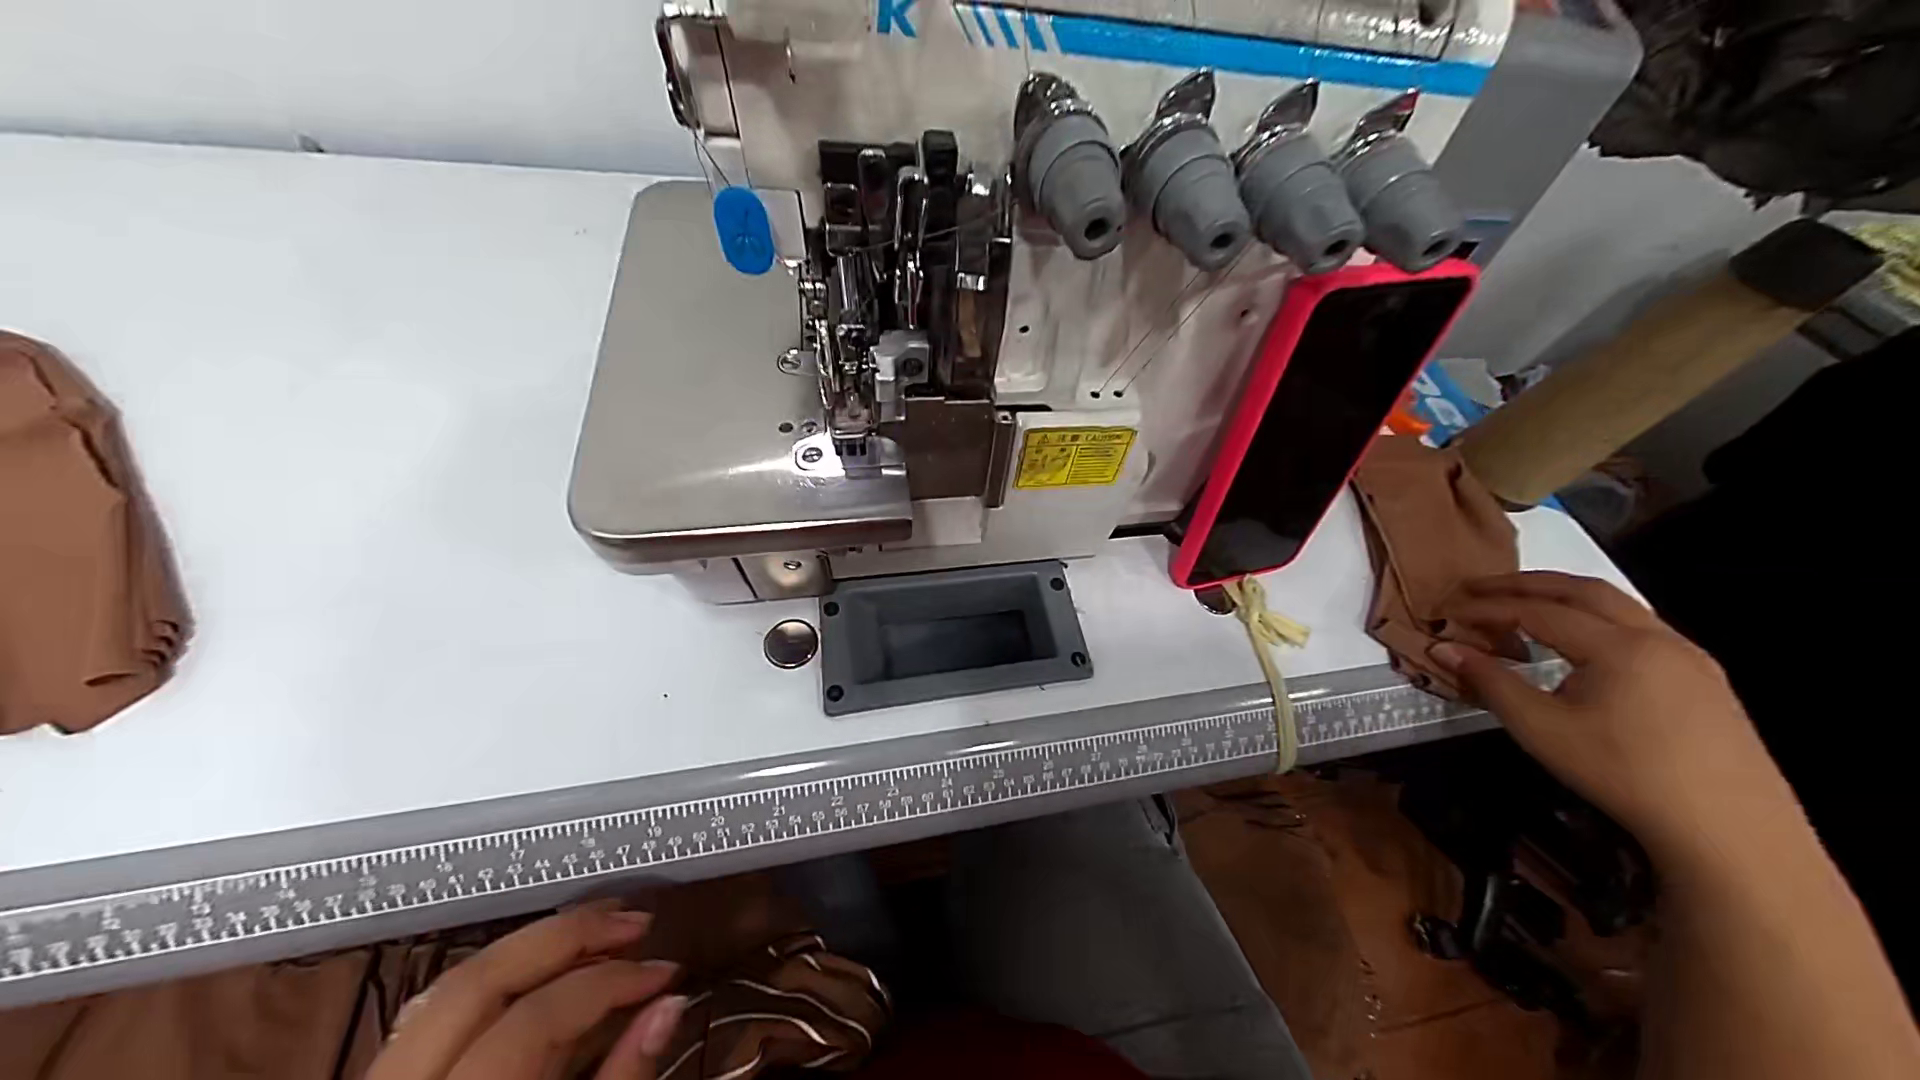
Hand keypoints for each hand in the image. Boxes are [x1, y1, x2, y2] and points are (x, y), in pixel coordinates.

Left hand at [366, 902, 686, 1079]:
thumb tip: (671, 1002)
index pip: (532, 1022)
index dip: (609, 982)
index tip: (665, 970)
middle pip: (477, 983)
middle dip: (566, 936)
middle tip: (633, 920)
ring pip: (450, 984)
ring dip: (533, 944)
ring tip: (599, 925)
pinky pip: (438, 1011)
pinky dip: (503, 974)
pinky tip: (546, 964)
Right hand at [1431, 571, 1801, 865]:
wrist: (1731, 832)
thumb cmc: (1624, 774)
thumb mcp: (1541, 729)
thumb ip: (1489, 682)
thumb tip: (1443, 649)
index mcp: (1619, 646)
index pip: (1537, 611)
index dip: (1487, 607)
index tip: (1448, 609)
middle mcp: (1658, 639)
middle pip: (1582, 590)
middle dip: (1525, 583)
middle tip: (1478, 587)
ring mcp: (1689, 657)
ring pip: (1618, 605)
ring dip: (1564, 596)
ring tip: (1523, 604)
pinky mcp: (1705, 679)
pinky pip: (1640, 627)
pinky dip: (1595, 618)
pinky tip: (1580, 642)